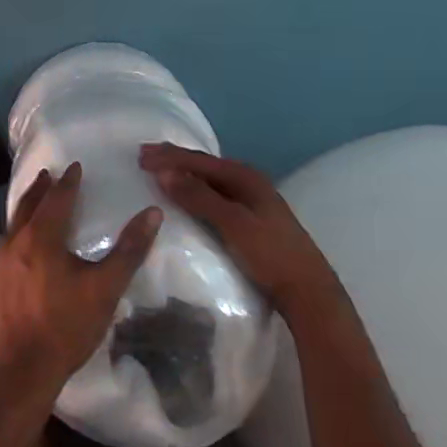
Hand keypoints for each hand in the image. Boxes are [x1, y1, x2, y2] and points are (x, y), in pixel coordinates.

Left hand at [0, 162, 162, 392]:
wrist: (22, 372)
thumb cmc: (67, 327)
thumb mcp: (106, 288)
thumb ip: (129, 249)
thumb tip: (152, 213)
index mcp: (41, 238)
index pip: (57, 199)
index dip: (68, 182)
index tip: (75, 167)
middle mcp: (14, 243)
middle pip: (28, 206)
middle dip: (41, 189)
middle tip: (49, 174)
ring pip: (13, 225)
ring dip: (26, 210)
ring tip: (36, 203)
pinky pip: (4, 247)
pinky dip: (16, 235)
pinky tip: (22, 246)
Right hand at [140, 143, 340, 318]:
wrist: (307, 291)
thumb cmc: (270, 254)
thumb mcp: (232, 224)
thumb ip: (199, 197)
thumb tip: (164, 172)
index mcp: (245, 176)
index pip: (199, 160)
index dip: (169, 157)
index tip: (140, 156)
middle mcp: (248, 182)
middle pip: (204, 166)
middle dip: (174, 160)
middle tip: (144, 157)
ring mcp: (251, 201)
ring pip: (209, 180)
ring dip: (183, 175)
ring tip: (159, 173)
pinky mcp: (250, 219)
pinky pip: (214, 195)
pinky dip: (194, 191)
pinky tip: (185, 197)